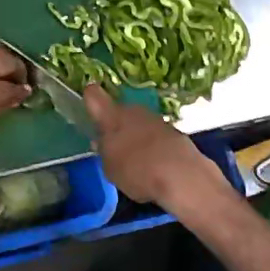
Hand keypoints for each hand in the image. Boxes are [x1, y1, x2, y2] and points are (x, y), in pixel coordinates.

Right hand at [84, 84, 228, 212]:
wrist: (182, 175)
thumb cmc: (136, 169)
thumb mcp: (109, 167)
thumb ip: (103, 151)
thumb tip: (101, 141)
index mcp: (111, 115)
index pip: (94, 95)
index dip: (89, 99)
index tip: (87, 109)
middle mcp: (133, 110)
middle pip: (118, 111)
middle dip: (114, 125)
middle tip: (112, 146)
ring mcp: (155, 119)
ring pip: (138, 122)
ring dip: (134, 135)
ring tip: (134, 160)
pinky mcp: (173, 131)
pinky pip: (154, 135)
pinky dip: (151, 145)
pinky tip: (153, 164)